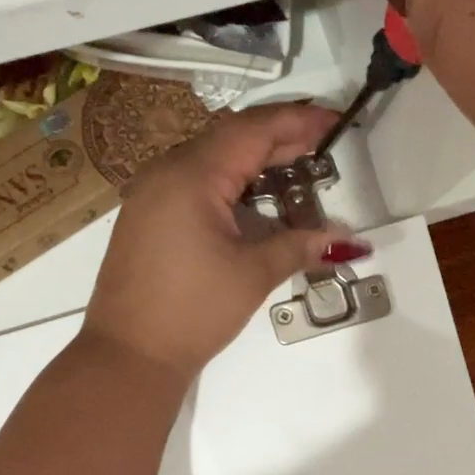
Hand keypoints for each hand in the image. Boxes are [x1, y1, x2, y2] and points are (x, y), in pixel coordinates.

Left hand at [82, 104, 360, 376]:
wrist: (129, 353)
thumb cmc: (192, 312)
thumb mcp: (252, 275)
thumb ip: (299, 247)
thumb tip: (345, 240)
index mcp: (192, 175)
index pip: (252, 130)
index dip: (297, 121)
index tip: (334, 121)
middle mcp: (167, 172)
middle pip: (231, 138)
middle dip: (279, 138)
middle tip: (323, 143)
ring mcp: (152, 193)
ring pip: (212, 159)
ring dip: (255, 160)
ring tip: (297, 167)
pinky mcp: (149, 217)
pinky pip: (195, 182)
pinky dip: (232, 182)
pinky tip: (256, 199)